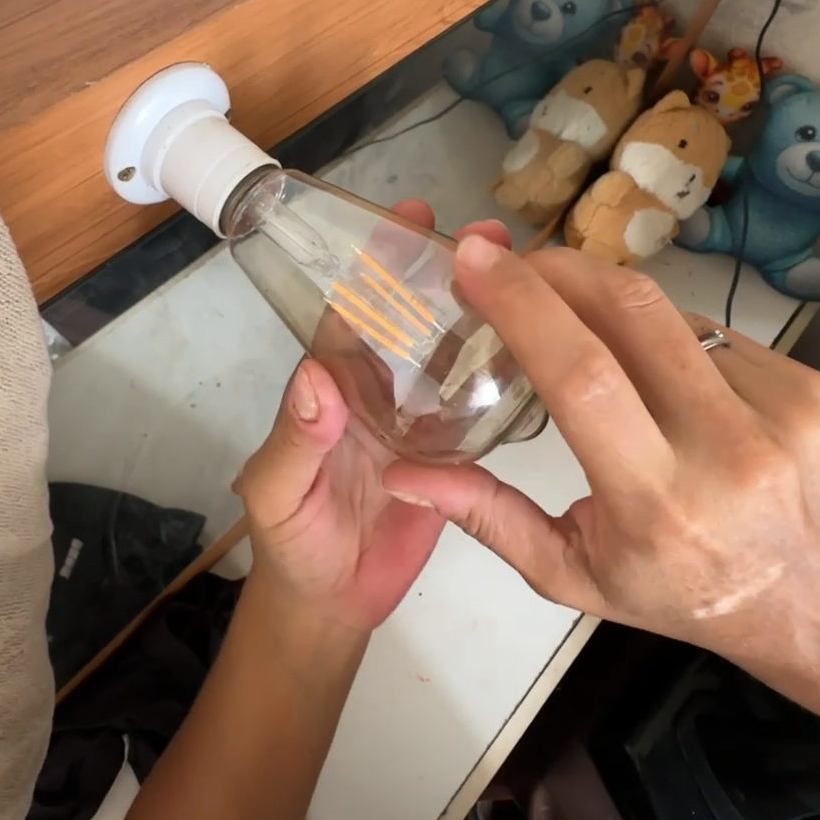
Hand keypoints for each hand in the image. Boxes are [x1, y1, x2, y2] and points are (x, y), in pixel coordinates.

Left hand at [235, 201, 512, 632]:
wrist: (331, 601)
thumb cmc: (291, 541)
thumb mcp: (277, 490)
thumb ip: (294, 438)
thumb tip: (315, 375)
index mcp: (333, 388)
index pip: (354, 313)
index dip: (378, 265)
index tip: (411, 217)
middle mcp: (377, 393)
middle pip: (411, 321)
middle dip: (445, 275)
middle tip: (491, 234)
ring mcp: (417, 422)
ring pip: (450, 356)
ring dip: (482, 315)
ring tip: (531, 276)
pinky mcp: (450, 456)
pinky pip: (476, 408)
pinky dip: (504, 377)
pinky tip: (543, 351)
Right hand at [384, 238, 819, 667]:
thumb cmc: (679, 595)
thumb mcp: (568, 575)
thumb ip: (485, 516)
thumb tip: (400, 472)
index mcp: (656, 499)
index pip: (582, 375)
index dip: (523, 305)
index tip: (473, 260)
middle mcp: (725, 444)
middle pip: (629, 312)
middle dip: (555, 268)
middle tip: (506, 260)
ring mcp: (779, 404)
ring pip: (663, 312)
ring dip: (598, 297)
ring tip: (566, 311)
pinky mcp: (807, 382)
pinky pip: (704, 327)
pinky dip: (653, 330)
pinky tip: (647, 363)